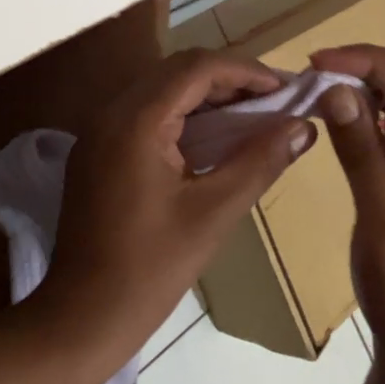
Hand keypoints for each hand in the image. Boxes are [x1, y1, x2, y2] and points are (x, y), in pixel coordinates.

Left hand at [46, 50, 317, 348]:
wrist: (81, 315)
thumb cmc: (150, 268)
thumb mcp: (213, 214)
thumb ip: (259, 163)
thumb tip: (303, 127)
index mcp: (136, 119)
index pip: (196, 67)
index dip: (245, 71)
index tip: (286, 88)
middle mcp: (112, 111)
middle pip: (176, 72)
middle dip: (228, 80)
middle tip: (274, 101)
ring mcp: (98, 130)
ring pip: (160, 90)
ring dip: (205, 97)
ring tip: (252, 117)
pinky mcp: (96, 150)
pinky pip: (144, 113)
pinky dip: (181, 116)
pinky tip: (211, 139)